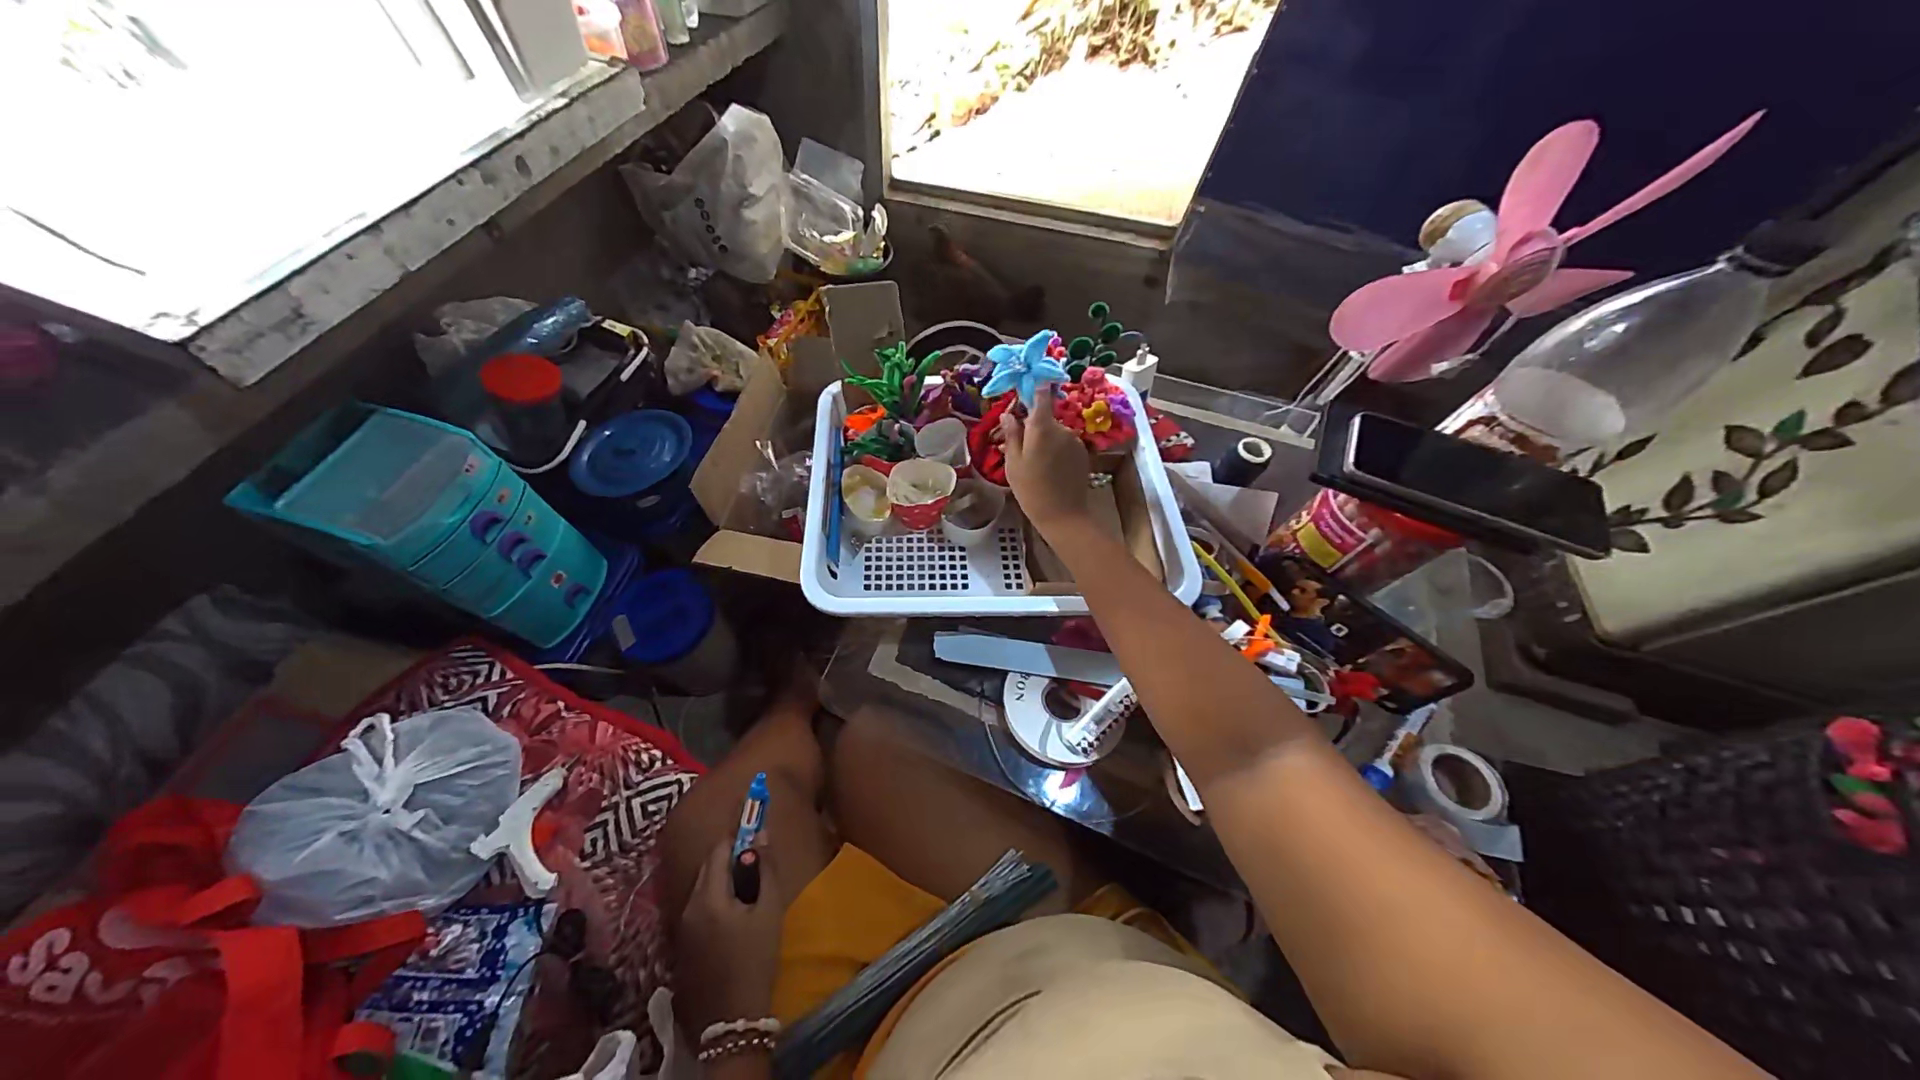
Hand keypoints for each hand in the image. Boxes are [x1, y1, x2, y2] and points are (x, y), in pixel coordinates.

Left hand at [673, 832, 786, 1036]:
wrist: (732, 1020)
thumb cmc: (755, 960)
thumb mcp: (768, 912)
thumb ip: (764, 870)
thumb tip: (761, 834)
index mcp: (708, 896)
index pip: (720, 848)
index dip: (738, 829)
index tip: (754, 813)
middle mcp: (688, 906)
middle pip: (709, 866)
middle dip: (731, 852)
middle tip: (757, 848)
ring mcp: (683, 927)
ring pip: (704, 886)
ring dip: (724, 874)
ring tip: (751, 878)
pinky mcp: (684, 944)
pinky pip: (701, 905)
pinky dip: (718, 895)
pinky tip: (737, 907)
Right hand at [1000, 387, 1089, 533]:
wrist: (1064, 515)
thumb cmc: (1031, 490)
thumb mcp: (1013, 463)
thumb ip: (1012, 434)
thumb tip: (1009, 415)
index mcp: (1042, 427)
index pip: (1042, 395)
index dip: (1035, 386)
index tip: (1027, 384)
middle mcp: (1062, 428)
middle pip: (1045, 417)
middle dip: (1033, 426)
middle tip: (1019, 447)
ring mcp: (1074, 441)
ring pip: (1054, 432)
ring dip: (1044, 440)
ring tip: (1033, 463)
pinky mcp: (1082, 453)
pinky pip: (1064, 444)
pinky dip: (1056, 450)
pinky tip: (1049, 469)